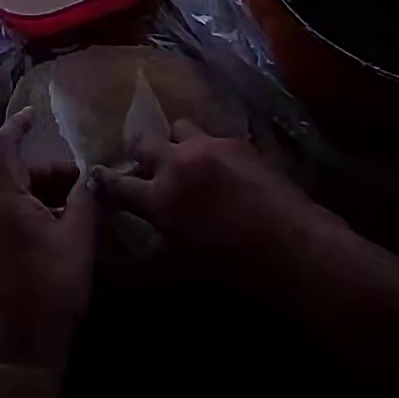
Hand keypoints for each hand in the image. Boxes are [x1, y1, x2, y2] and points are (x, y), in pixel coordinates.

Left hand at [0, 106, 97, 369]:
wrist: (17, 346)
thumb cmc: (50, 287)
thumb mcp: (76, 239)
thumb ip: (84, 201)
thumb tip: (93, 177)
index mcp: (3, 196)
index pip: (4, 144)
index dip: (18, 124)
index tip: (35, 113)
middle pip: (15, 172)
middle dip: (50, 172)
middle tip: (85, 185)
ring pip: (14, 196)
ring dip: (44, 195)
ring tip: (79, 210)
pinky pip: (8, 217)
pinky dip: (33, 213)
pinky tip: (61, 231)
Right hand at [92, 119, 346, 295]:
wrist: (299, 250)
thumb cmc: (239, 269)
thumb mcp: (186, 252)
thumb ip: (162, 221)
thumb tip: (153, 208)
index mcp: (160, 198)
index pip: (116, 182)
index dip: (105, 180)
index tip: (99, 178)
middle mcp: (177, 164)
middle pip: (142, 141)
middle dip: (140, 152)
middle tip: (147, 164)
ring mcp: (208, 148)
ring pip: (178, 128)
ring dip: (177, 142)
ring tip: (188, 158)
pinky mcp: (238, 143)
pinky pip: (213, 138)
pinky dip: (210, 150)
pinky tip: (223, 168)